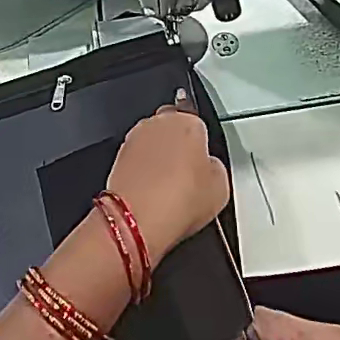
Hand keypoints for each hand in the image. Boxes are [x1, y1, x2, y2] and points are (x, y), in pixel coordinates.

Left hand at [104, 89, 229, 257]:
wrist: (138, 217)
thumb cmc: (176, 199)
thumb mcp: (220, 187)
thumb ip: (216, 167)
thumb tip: (210, 169)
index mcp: (188, 122)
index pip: (199, 125)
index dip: (202, 148)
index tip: (203, 166)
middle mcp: (158, 123)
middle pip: (173, 130)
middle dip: (178, 147)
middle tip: (186, 177)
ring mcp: (135, 137)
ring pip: (153, 142)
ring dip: (158, 158)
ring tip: (168, 189)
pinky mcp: (119, 154)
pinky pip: (137, 158)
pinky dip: (142, 170)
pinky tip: (151, 191)